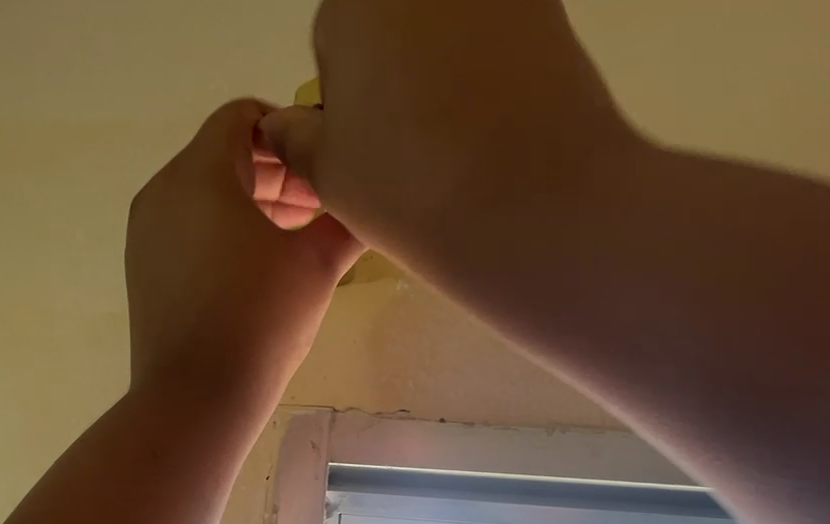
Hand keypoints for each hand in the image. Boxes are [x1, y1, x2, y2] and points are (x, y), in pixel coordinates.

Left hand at [126, 99, 362, 409]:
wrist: (195, 399)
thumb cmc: (259, 320)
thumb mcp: (317, 263)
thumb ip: (346, 217)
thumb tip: (369, 201)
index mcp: (199, 173)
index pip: (242, 117)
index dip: (288, 130)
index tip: (323, 164)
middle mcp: (161, 193)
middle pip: (221, 156)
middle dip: (274, 171)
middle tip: (319, 203)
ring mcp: (145, 235)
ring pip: (202, 197)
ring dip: (250, 204)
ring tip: (296, 236)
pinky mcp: (142, 273)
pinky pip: (184, 231)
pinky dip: (220, 234)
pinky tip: (257, 268)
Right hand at [258, 0, 643, 259]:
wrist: (527, 198)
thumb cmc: (404, 185)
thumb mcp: (326, 174)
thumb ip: (295, 140)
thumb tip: (282, 126)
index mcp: (351, 6)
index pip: (332, 41)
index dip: (345, 96)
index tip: (366, 144)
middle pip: (391, 24)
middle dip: (393, 70)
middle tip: (410, 142)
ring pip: (447, 30)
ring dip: (443, 68)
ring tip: (458, 138)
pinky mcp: (547, 7)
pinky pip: (501, 37)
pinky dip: (494, 69)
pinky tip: (498, 123)